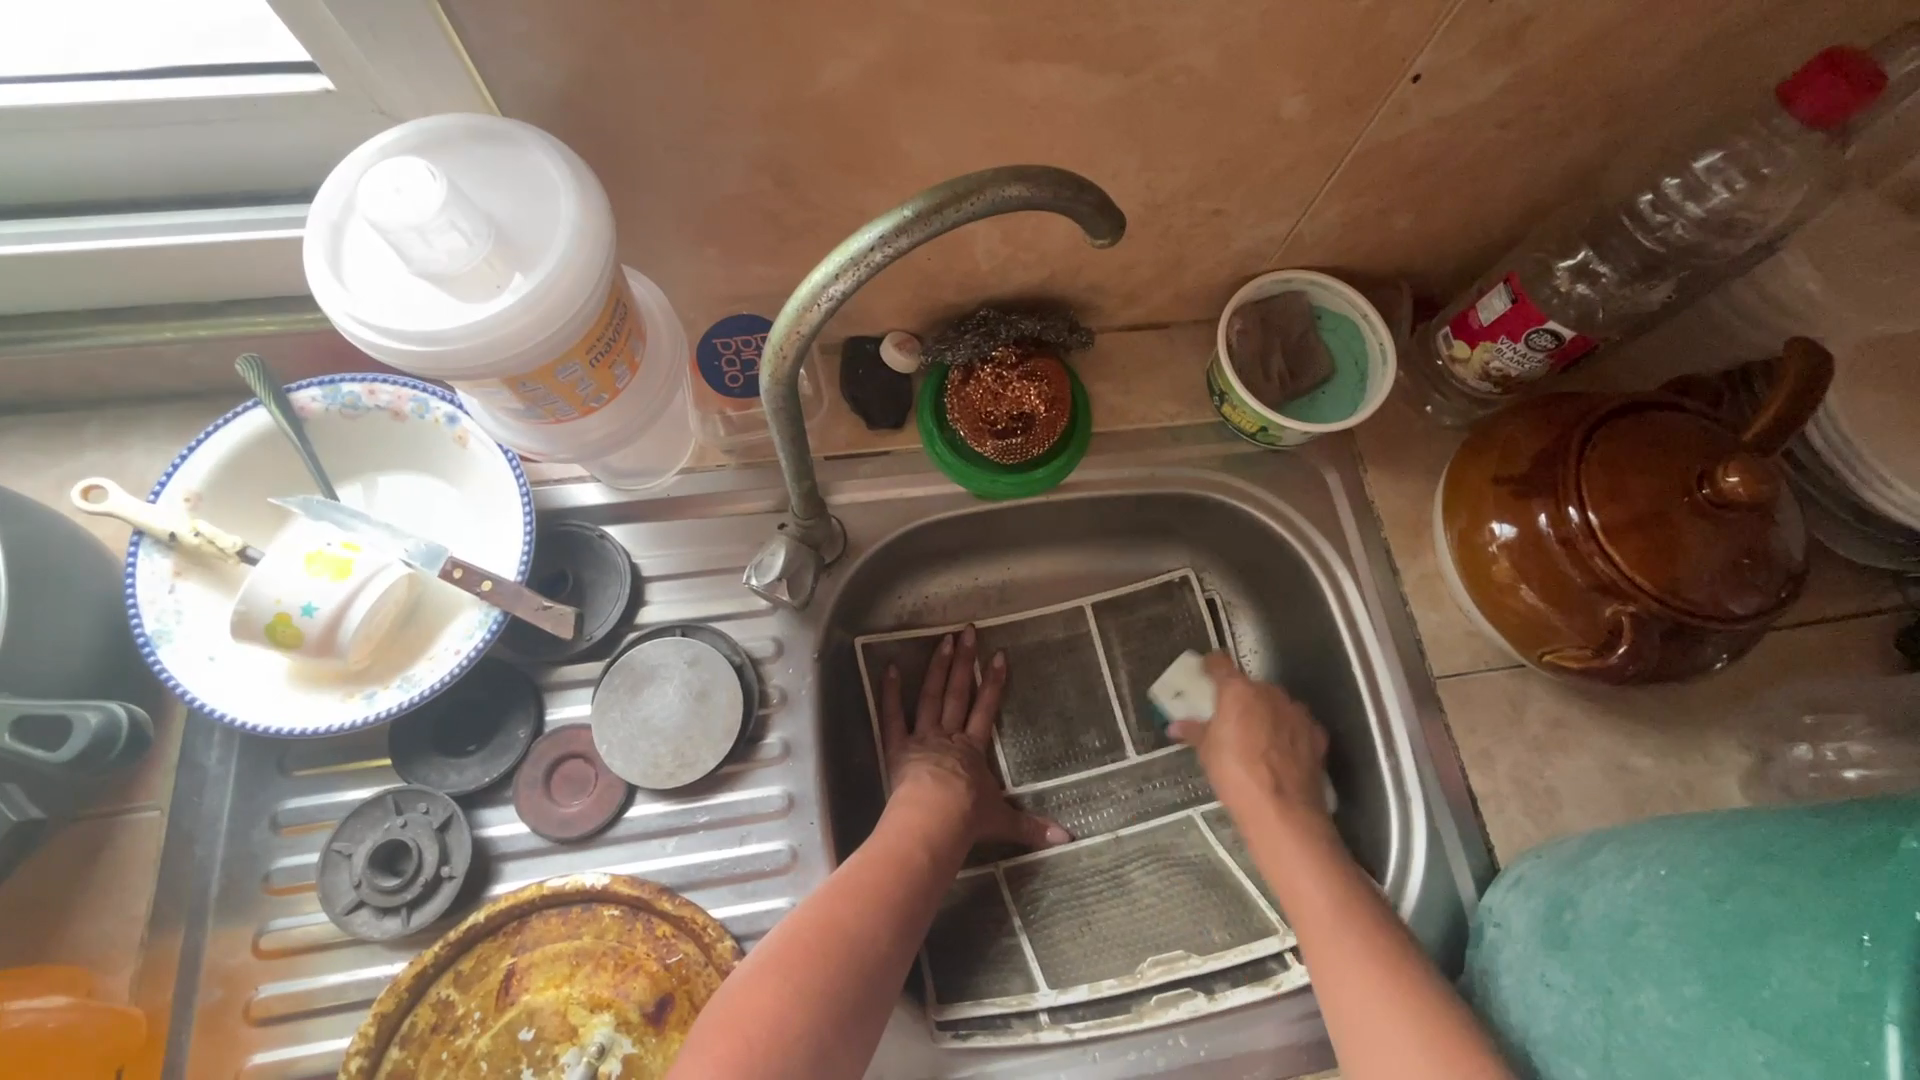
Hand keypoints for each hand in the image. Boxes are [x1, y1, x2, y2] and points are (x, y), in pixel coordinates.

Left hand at [880, 626, 1070, 849]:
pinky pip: (892, 717)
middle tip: (967, 631)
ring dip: (937, 668)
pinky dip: (890, 693)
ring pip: (930, 697)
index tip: (998, 655)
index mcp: (973, 750)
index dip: (994, 682)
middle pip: (958, 693)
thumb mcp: (1003, 823)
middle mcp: (949, 736)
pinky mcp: (897, 748)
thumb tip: (1068, 840)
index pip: (986, 709)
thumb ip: (1032, 828)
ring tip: (941, 641)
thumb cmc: (968, 820)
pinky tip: (888, 668)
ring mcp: (922, 738)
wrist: (934, 822)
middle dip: (965, 662)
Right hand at [1169, 653, 1329, 819]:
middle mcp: (1269, 693)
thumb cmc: (1235, 774)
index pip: (1220, 663)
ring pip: (1276, 703)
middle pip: (1251, 686)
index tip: (1205, 671)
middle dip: (1241, 698)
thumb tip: (1175, 727)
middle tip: (1230, 719)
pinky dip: (1288, 731)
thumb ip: (1194, 732)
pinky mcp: (1317, 732)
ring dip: (1266, 713)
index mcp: (1237, 691)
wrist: (1282, 810)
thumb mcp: (1206, 752)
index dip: (1211, 665)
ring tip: (1257, 739)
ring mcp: (1296, 711)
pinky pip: (1296, 723)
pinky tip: (1281, 752)